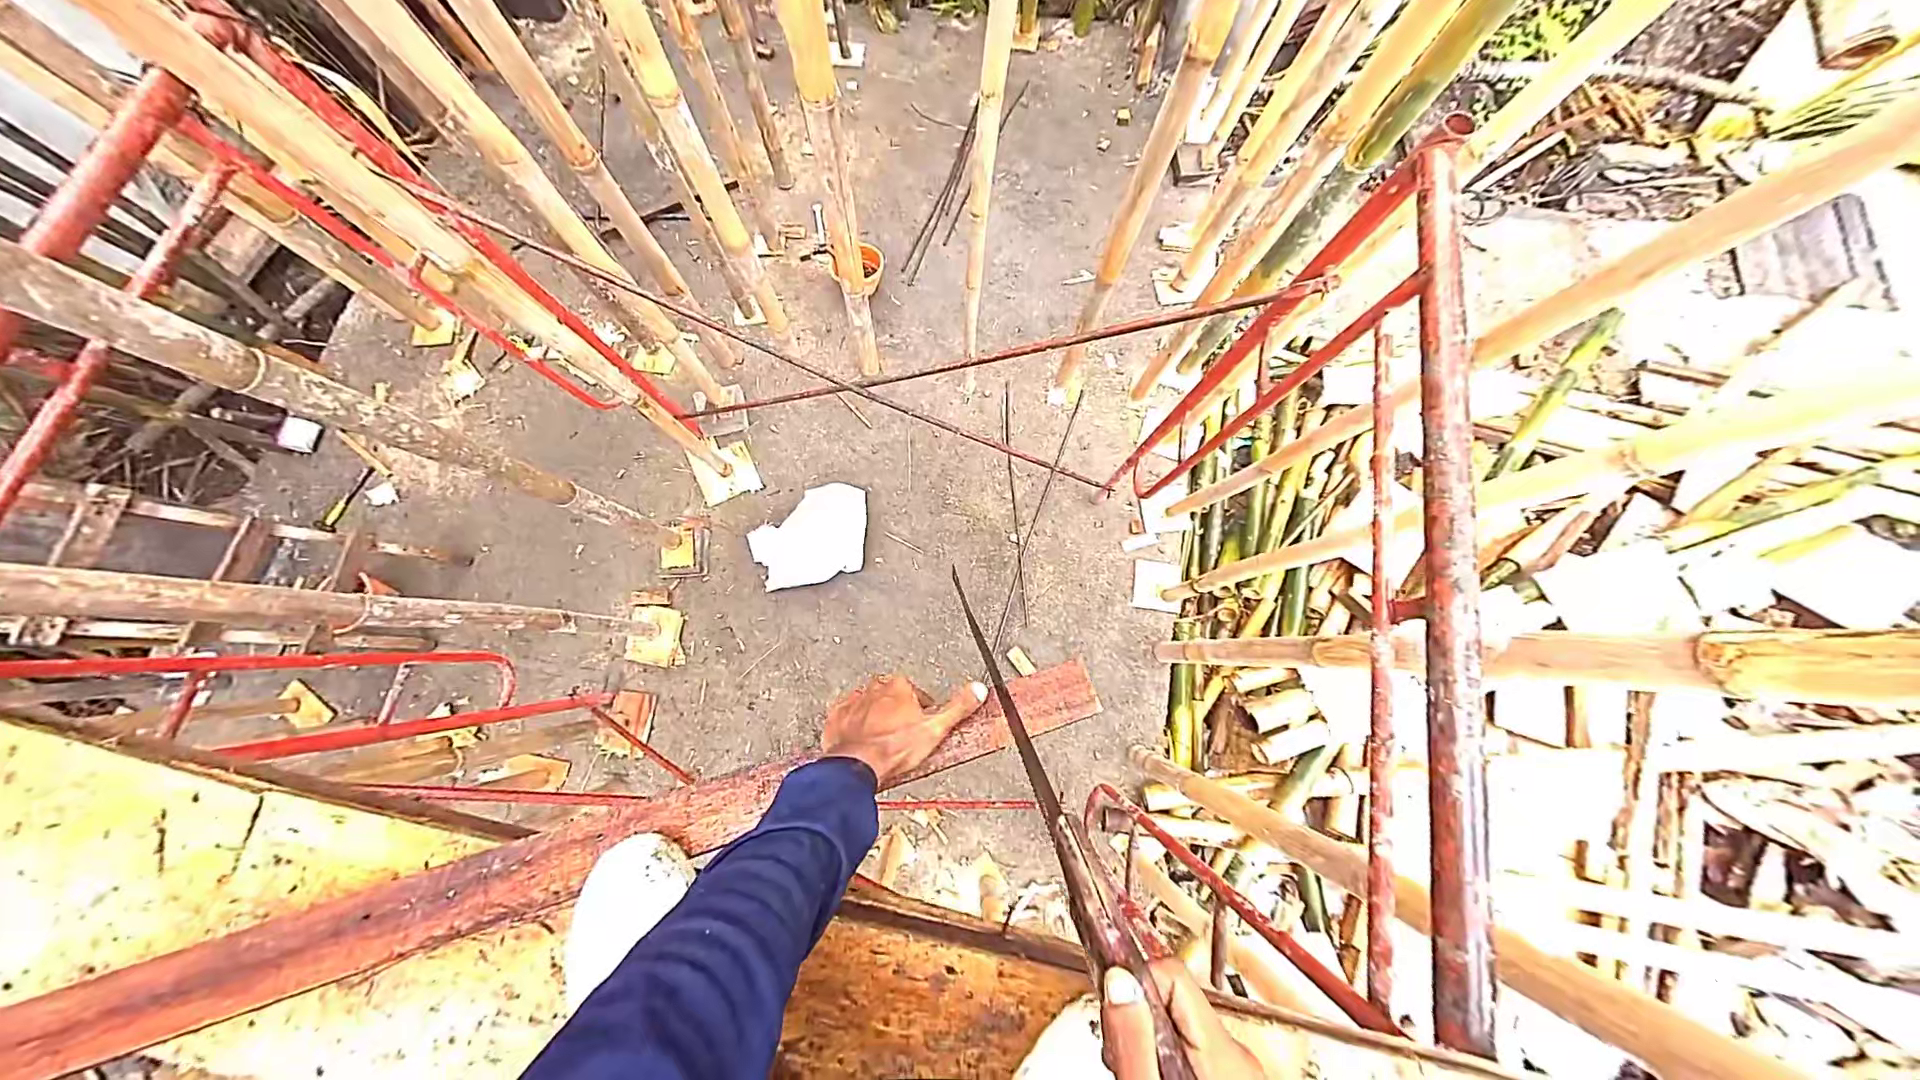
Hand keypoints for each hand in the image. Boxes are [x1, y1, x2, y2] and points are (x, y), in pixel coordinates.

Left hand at [821, 674, 986, 785]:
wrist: (856, 766)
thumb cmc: (893, 749)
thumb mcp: (935, 730)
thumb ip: (958, 708)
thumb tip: (978, 690)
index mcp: (899, 686)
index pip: (917, 695)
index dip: (923, 714)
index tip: (922, 728)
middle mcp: (874, 688)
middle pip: (893, 699)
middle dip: (898, 715)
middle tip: (903, 738)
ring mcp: (854, 703)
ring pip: (870, 707)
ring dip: (876, 721)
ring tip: (883, 744)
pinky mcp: (837, 718)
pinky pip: (848, 718)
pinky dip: (855, 728)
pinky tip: (862, 743)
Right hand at [1102, 959, 1263, 1079]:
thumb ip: (1133, 1039)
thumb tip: (1117, 978)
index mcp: (1224, 1054)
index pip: (1170, 972)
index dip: (1134, 983)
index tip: (1113, 1004)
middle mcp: (1238, 1055)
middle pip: (1173, 995)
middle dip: (1140, 1014)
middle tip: (1124, 1051)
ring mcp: (1238, 1068)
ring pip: (1180, 1021)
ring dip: (1151, 1035)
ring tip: (1141, 1067)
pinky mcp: (1230, 1075)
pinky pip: (1193, 1044)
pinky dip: (1167, 1052)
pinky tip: (1156, 1072)